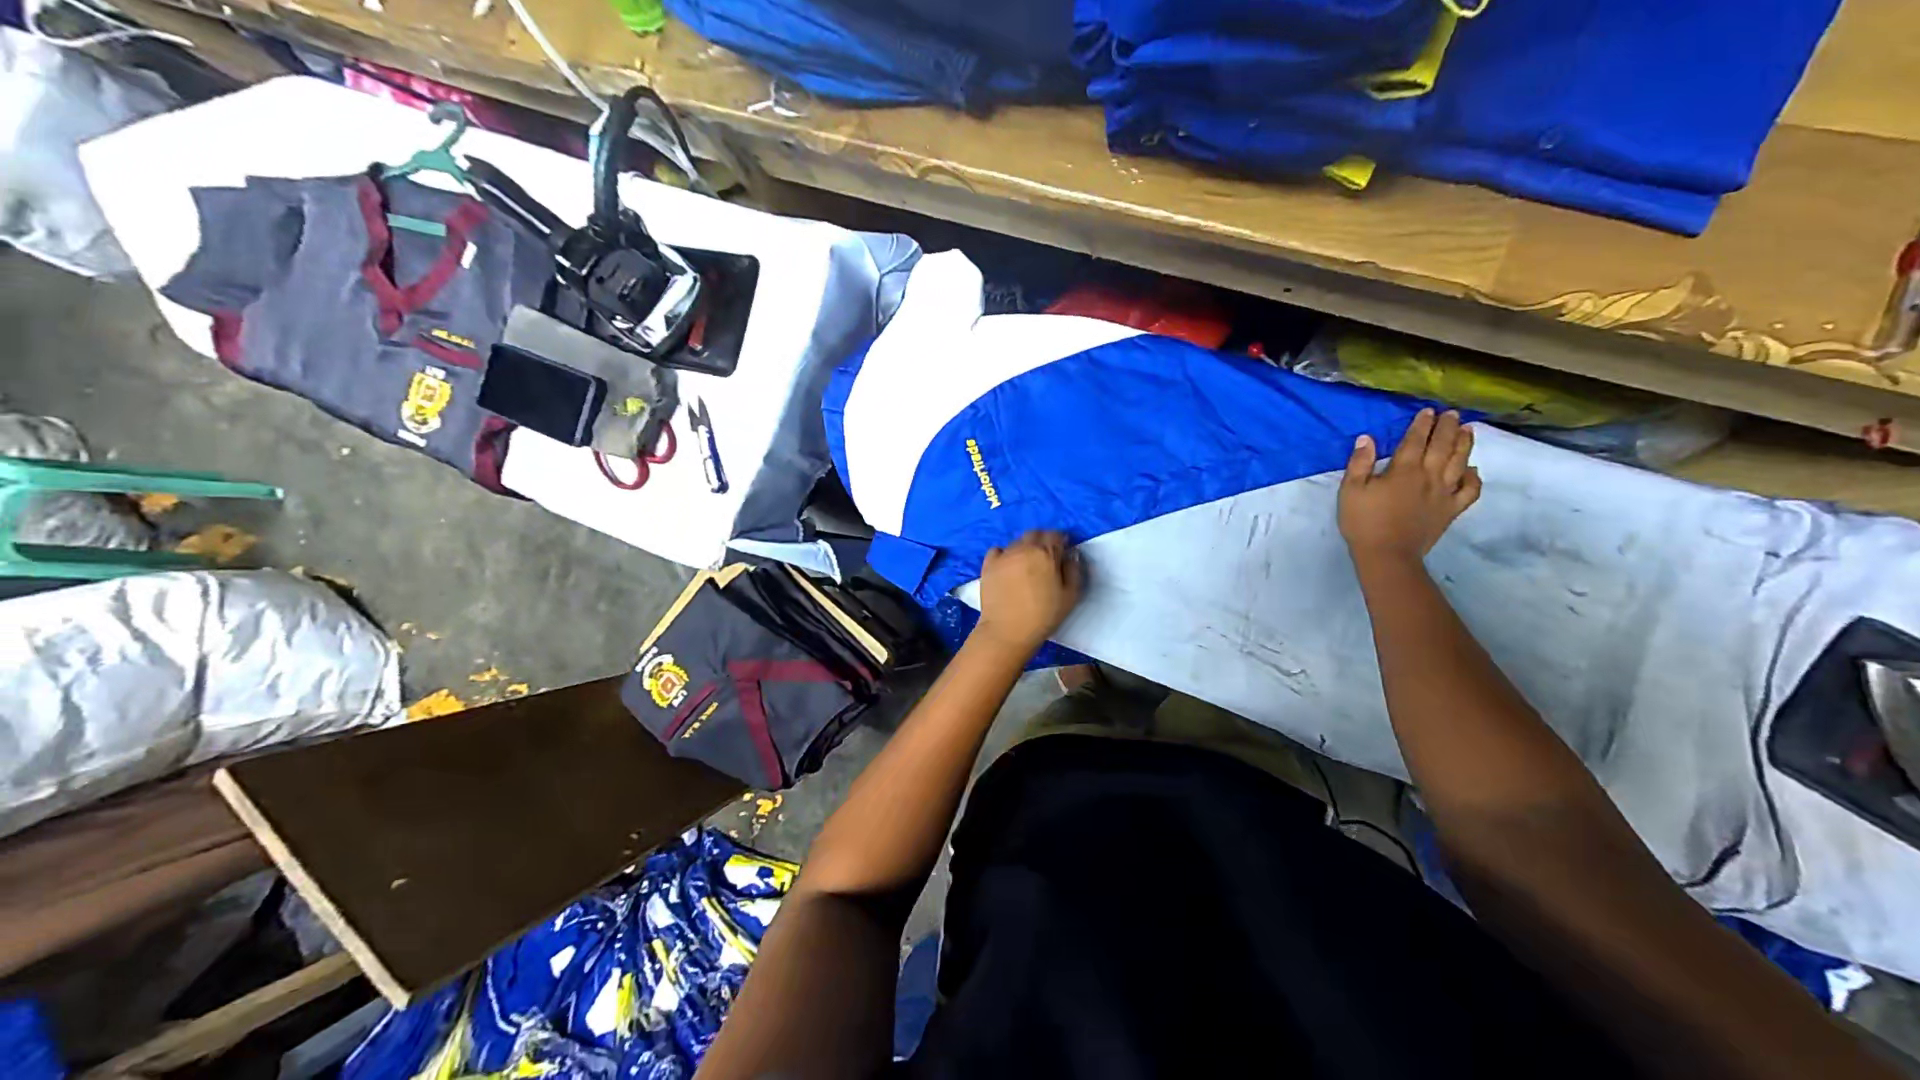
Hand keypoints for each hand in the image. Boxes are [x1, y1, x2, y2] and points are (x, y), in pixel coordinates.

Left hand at [976, 530, 1083, 653]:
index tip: (1064, 551)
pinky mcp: (988, 564)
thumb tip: (1071, 555)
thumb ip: (1074, 571)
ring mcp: (1004, 555)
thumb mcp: (1070, 596)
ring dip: (1025, 547)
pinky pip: (998, 550)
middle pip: (1035, 534)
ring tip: (1027, 565)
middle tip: (1047, 557)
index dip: (1062, 541)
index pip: (1056, 535)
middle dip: (1044, 540)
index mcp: (1045, 553)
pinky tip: (1008, 566)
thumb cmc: (1043, 616)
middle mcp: (1023, 548)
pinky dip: (1005, 554)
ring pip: (1017, 542)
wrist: (1007, 631)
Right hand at [1339, 408, 1481, 568]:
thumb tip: (1367, 438)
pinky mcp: (1451, 510)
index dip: (1422, 424)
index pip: (1415, 440)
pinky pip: (1470, 491)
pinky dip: (1474, 477)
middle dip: (1447, 427)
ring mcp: (1444, 493)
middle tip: (1452, 414)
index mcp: (1403, 470)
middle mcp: (1429, 476)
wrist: (1387, 554)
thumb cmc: (1363, 522)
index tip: (1428, 411)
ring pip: (1460, 462)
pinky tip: (1472, 469)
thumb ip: (1359, 463)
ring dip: (1465, 444)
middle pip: (1442, 446)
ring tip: (1467, 430)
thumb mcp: (1350, 490)